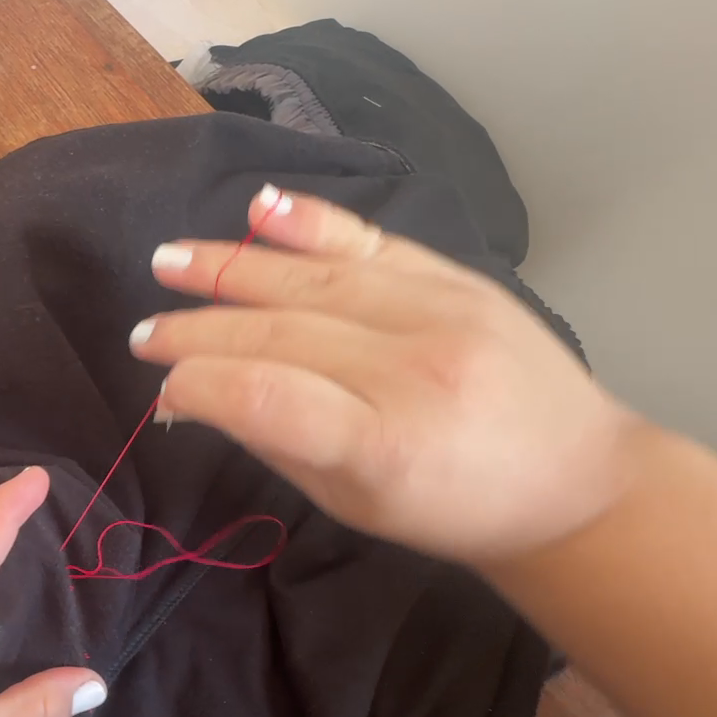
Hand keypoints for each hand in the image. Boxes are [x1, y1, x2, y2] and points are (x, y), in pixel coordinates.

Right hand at [131, 185, 647, 563]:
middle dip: (195, 330)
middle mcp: (413, 368)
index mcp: (382, 443)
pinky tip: (258, 209)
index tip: (163, 388)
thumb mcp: (342, 496)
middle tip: (143, 333)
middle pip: (276, 332)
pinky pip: (370, 241)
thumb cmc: (442, 508)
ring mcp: (442, 313)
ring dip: (228, 267)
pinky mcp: (458, 279)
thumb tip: (192, 394)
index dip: (197, 384)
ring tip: (167, 262)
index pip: (264, 396)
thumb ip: (268, 436)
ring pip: (311, 278)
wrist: (573, 478)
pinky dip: (308, 222)